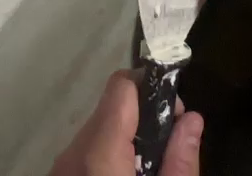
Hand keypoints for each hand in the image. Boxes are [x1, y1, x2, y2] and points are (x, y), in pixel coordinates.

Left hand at [48, 71, 201, 175]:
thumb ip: (179, 161)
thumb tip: (192, 118)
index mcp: (99, 152)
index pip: (121, 85)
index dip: (151, 87)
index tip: (174, 110)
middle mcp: (73, 152)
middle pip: (111, 107)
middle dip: (143, 117)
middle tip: (169, 144)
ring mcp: (60, 166)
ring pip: (98, 130)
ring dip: (125, 138)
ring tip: (149, 167)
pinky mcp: (59, 175)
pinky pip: (84, 152)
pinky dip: (106, 155)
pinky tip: (124, 175)